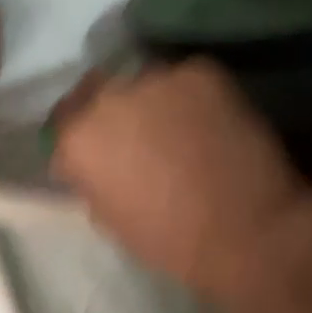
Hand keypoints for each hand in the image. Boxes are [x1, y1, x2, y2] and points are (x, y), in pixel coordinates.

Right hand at [50, 62, 303, 297]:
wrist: (249, 232)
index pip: (63, 118)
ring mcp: (155, 78)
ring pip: (145, 80)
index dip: (80, 132)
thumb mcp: (109, 218)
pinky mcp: (200, 71)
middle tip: (139, 134)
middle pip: (100, 90)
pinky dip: (194, 96)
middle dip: (114, 109)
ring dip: (154, 99)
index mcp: (78, 137)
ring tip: (180, 126)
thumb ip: (92, 178)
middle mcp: (107, 97)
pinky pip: (187, 78)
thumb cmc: (172, 241)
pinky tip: (211, 121)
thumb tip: (94, 162)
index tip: (99, 148)